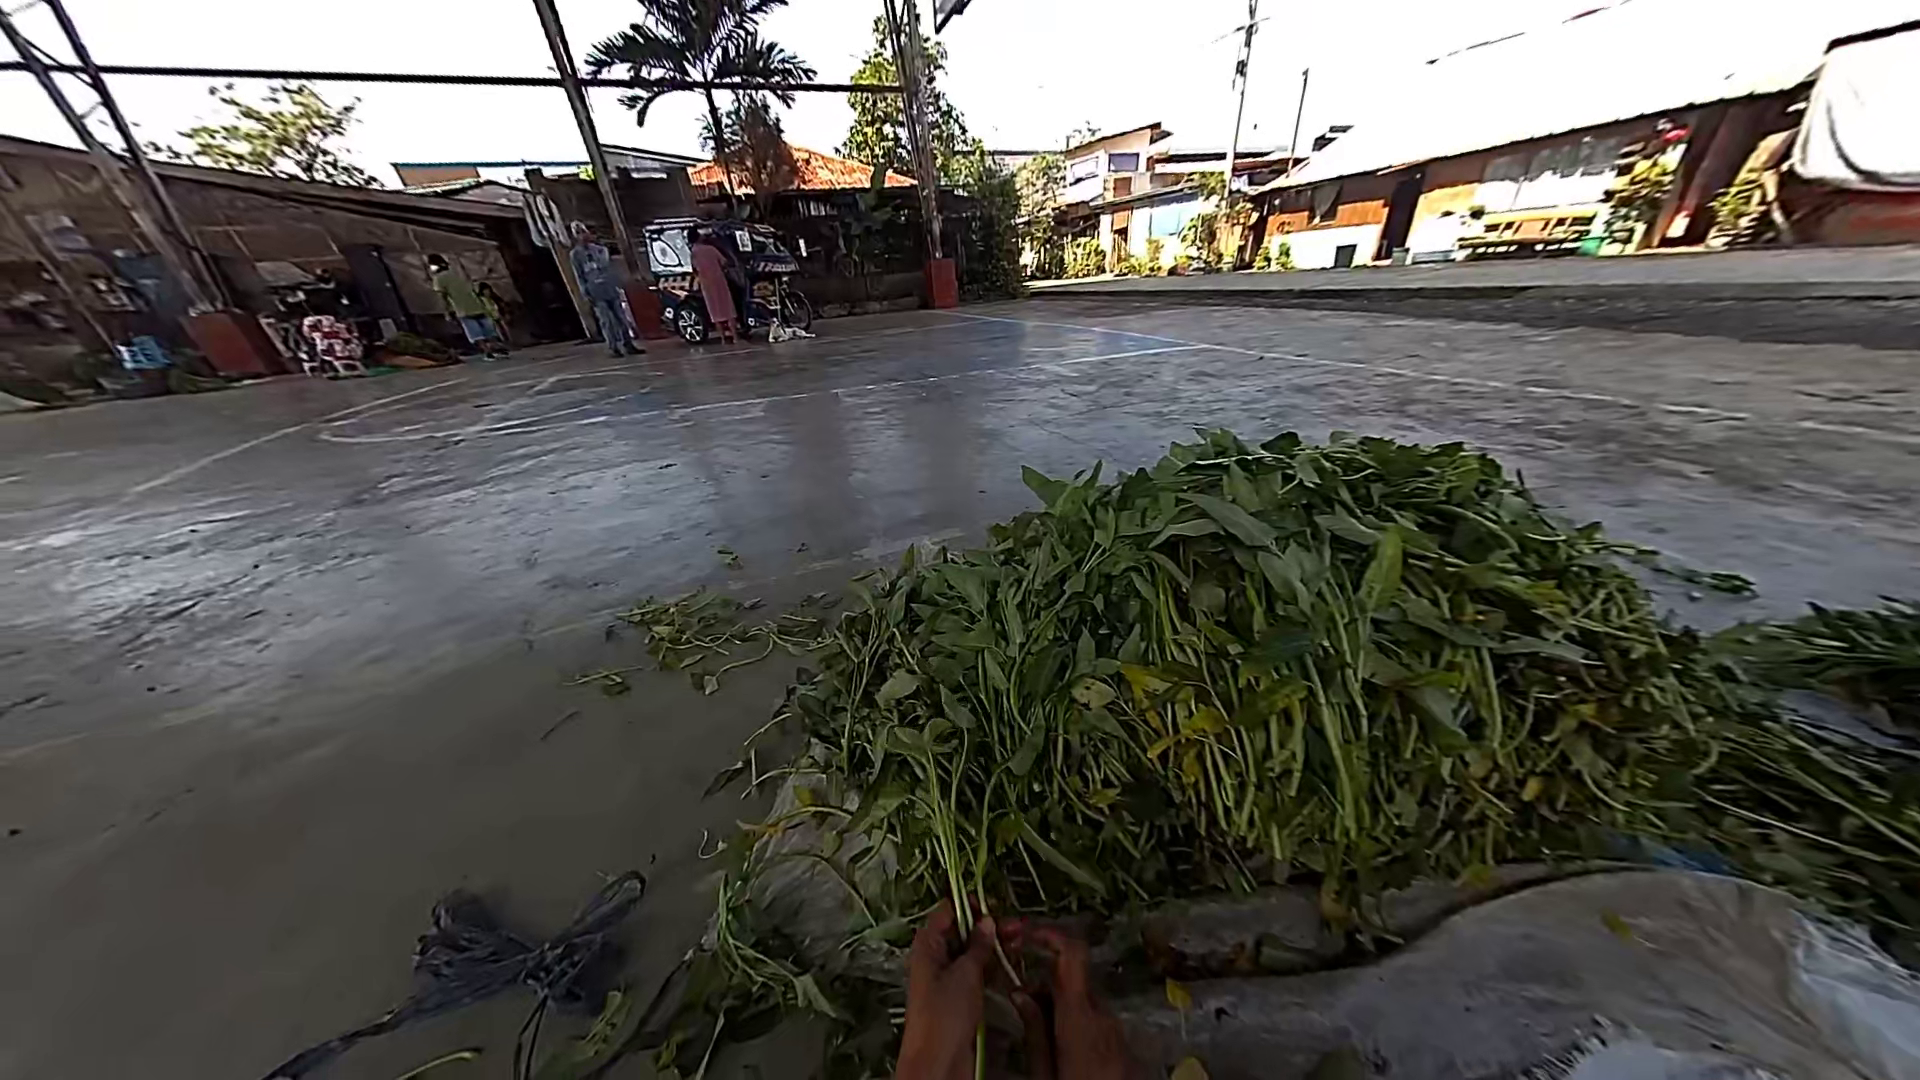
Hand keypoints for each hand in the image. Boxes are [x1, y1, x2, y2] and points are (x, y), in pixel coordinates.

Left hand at [896, 899, 998, 1079]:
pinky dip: (992, 965)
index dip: (970, 905)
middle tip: (1016, 926)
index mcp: (929, 942)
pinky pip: (977, 971)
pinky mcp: (960, 995)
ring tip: (1019, 941)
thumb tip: (987, 919)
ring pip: (973, 951)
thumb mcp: (965, 973)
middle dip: (988, 926)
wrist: (939, 1066)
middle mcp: (937, 954)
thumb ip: (978, 944)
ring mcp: (949, 975)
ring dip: (994, 945)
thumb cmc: (945, 1013)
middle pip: (963, 930)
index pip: (949, 911)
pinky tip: (1011, 961)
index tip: (995, 905)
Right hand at [1018, 928, 1131, 1079]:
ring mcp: (1115, 1029)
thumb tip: (1019, 991)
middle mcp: (1102, 1014)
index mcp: (1080, 1016)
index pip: (1071, 951)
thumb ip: (1033, 1030)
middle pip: (1069, 976)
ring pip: (1080, 998)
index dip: (1047, 932)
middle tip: (1015, 996)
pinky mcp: (1122, 1045)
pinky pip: (1093, 1018)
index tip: (1019, 933)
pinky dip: (1071, 1019)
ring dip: (1055, 1002)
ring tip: (1032, 1028)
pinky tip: (1057, 1046)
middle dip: (1041, 979)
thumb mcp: (1044, 1077)